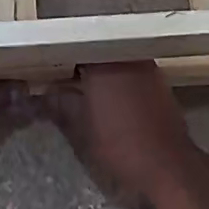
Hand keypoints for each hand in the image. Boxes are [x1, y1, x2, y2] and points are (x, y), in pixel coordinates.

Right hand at [47, 61, 198, 204]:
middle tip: (65, 75)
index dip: (63, 54)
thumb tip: (43, 92)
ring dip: (102, 68)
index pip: (77, 45)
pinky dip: (120, 76)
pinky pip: (133, 68)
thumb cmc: (118, 143)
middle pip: (99, 48)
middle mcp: (126, 55)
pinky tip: (112, 94)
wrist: (165, 162)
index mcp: (103, 62)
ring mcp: (146, 64)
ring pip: (117, 57)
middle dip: (82, 60)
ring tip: (85, 85)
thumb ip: (60, 103)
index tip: (50, 63)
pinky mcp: (159, 78)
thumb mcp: (81, 127)